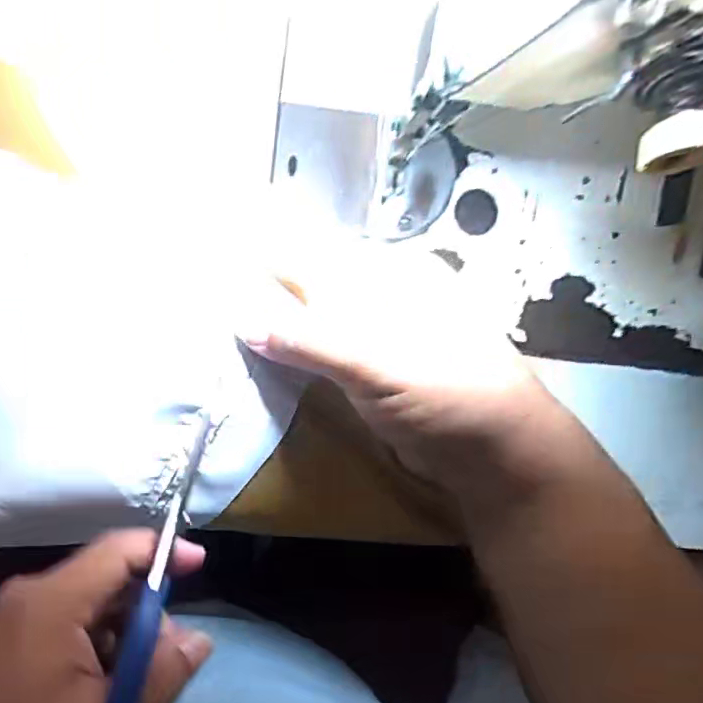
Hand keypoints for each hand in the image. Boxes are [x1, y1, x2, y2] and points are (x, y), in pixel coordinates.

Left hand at [0, 530, 213, 702]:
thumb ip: (159, 675)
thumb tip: (199, 640)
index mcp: (56, 600)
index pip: (120, 549)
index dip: (164, 550)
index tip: (200, 565)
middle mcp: (33, 590)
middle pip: (106, 578)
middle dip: (143, 613)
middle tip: (158, 666)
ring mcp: (14, 608)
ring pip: (87, 601)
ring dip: (117, 634)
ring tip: (121, 689)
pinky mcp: (6, 629)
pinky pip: (64, 616)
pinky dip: (91, 641)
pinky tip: (92, 687)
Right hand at [240, 240, 560, 488]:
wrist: (493, 452)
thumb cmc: (446, 395)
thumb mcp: (378, 365)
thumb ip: (311, 341)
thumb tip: (244, 323)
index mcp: (387, 276)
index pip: (313, 254)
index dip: (268, 252)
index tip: (217, 251)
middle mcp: (377, 298)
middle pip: (307, 282)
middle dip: (262, 283)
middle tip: (209, 285)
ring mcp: (371, 336)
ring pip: (309, 318)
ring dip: (271, 319)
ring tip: (222, 315)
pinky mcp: (365, 372)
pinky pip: (315, 353)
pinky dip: (288, 352)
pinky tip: (264, 355)